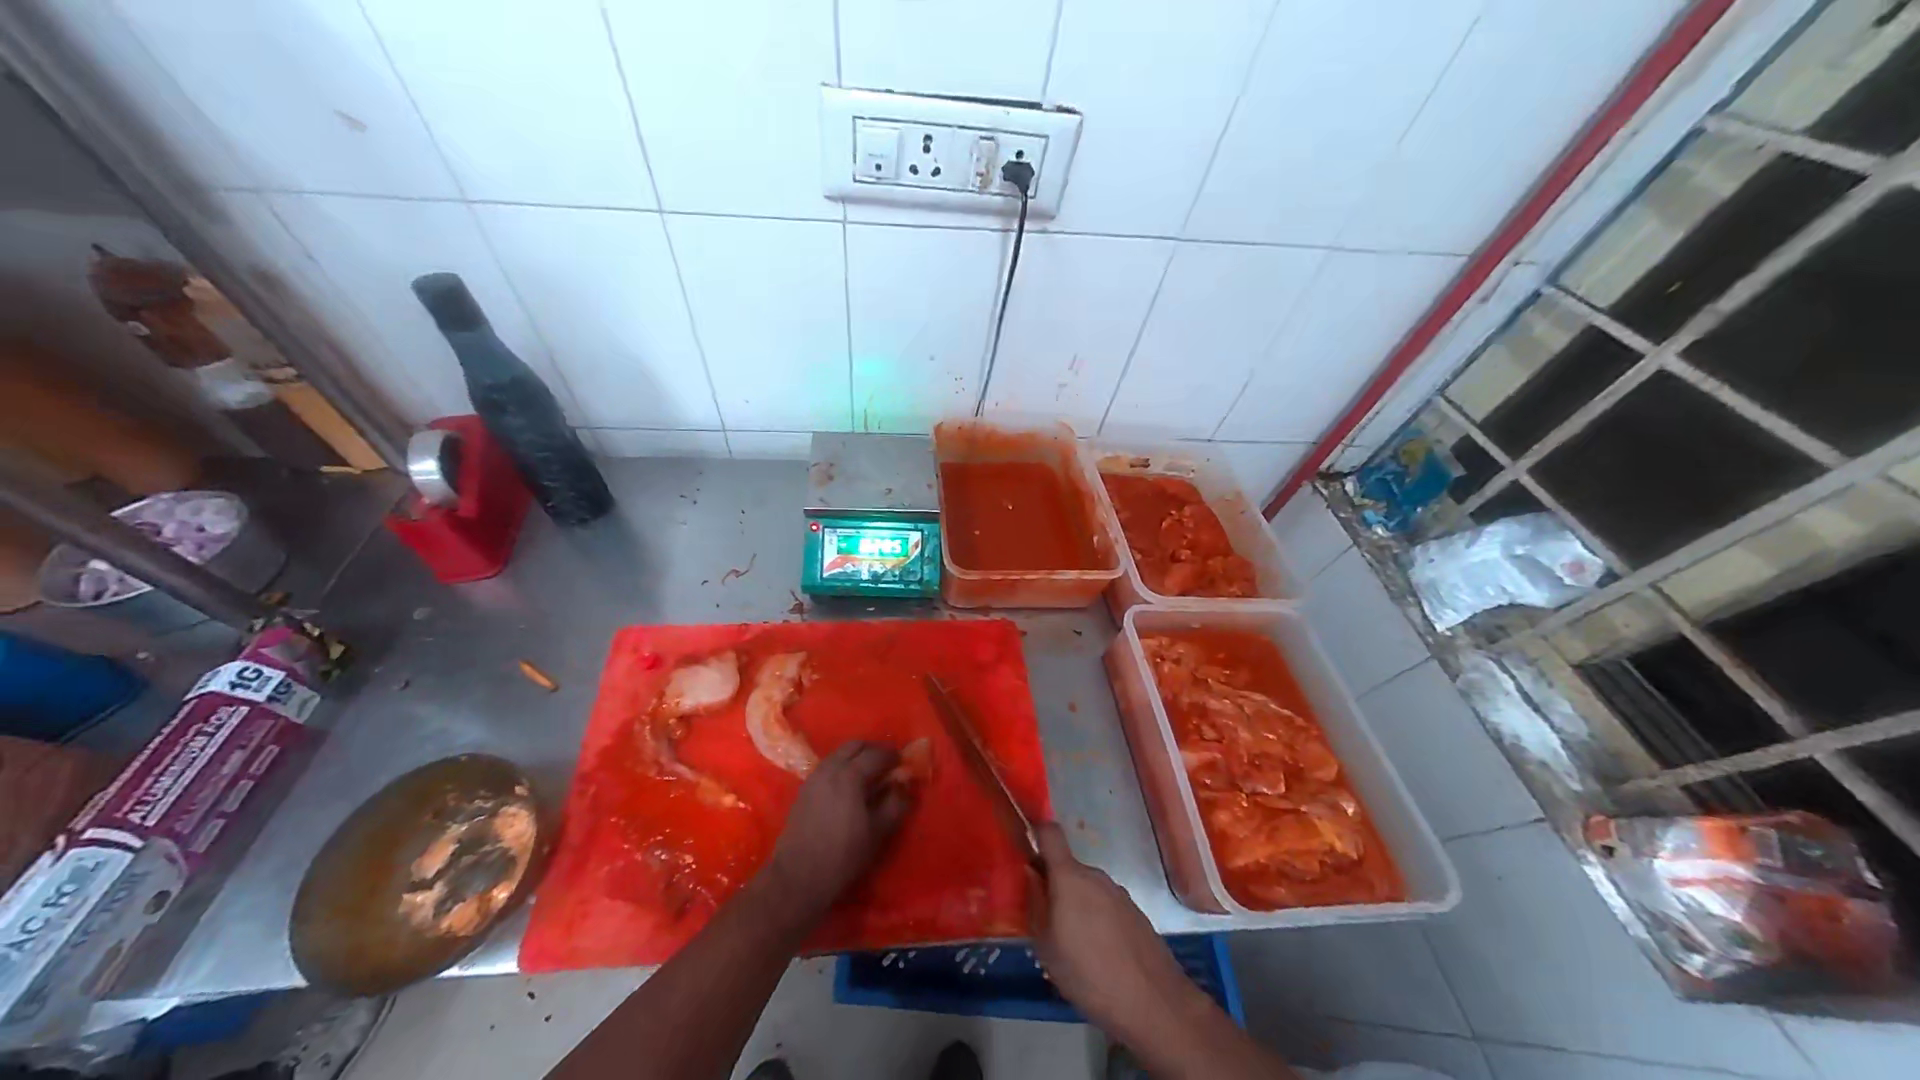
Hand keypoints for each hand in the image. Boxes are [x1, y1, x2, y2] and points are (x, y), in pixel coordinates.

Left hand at [761, 741, 913, 916]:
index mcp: (850, 775)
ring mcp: (814, 777)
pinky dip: (842, 767)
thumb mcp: (878, 832)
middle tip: (887, 765)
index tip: (904, 762)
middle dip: (873, 750)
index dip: (893, 756)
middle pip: (854, 746)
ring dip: (856, 757)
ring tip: (869, 776)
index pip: (876, 754)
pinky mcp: (804, 790)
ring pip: (838, 754)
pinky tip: (848, 788)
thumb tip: (905, 784)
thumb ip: (895, 803)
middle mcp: (830, 768)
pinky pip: (828, 766)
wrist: (798, 875)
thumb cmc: (843, 854)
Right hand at [1028, 823, 1210, 1043]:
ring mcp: (1119, 894)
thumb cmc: (1089, 974)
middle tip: (1042, 917)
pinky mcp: (1136, 913)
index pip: (1050, 834)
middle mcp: (1096, 877)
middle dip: (1053, 885)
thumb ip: (1035, 905)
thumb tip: (1030, 876)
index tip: (1022, 843)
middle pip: (1067, 868)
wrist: (1154, 1003)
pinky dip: (1095, 918)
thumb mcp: (1046, 948)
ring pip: (1086, 888)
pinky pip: (1105, 904)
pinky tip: (1097, 953)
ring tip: (1070, 943)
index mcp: (1070, 878)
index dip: (1035, 832)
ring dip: (1075, 904)